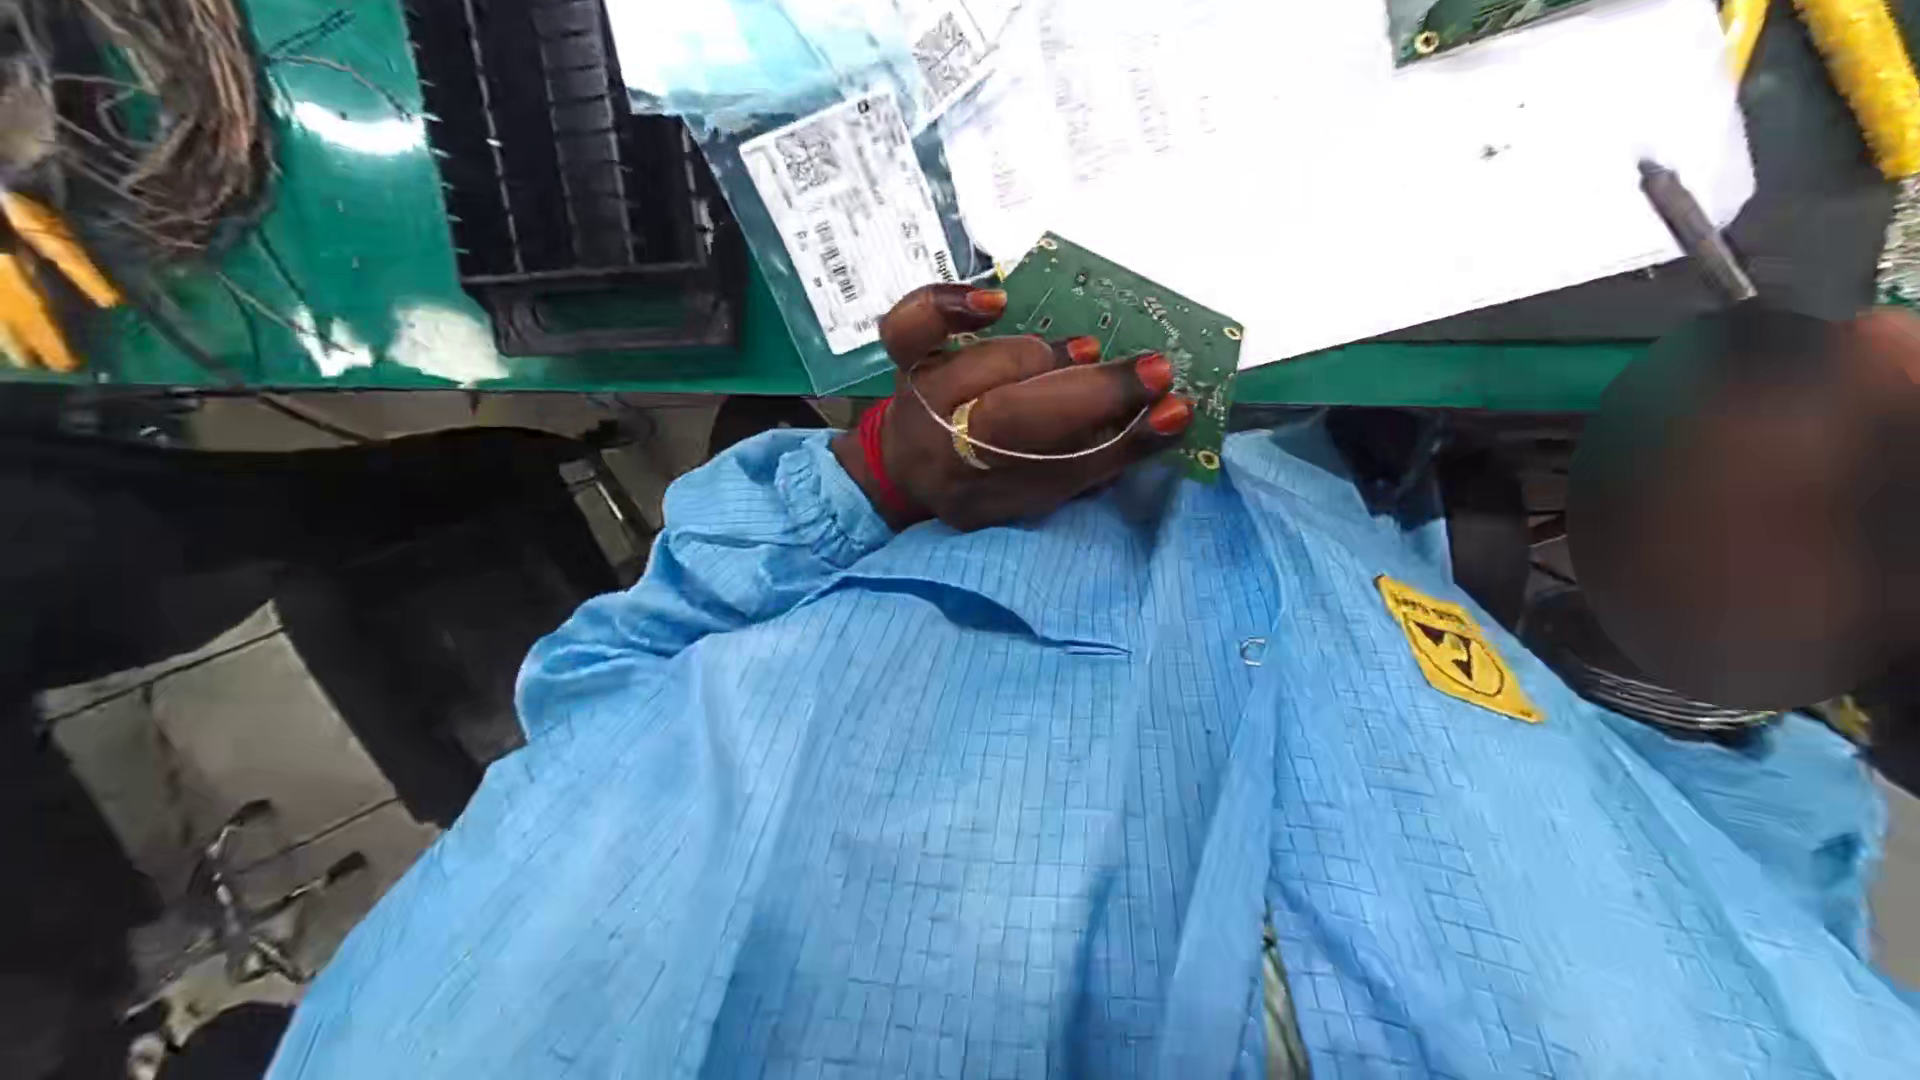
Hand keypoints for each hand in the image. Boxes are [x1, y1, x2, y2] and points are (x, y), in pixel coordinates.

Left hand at [832, 283, 1193, 530]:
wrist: (906, 468)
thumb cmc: (986, 479)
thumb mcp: (1039, 491)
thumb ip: (1099, 459)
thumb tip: (1170, 413)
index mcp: (978, 500)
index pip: (1049, 477)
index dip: (1117, 445)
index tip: (1173, 411)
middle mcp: (941, 456)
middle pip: (1010, 419)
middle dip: (1089, 394)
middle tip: (1149, 372)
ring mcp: (918, 404)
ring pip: (984, 368)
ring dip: (1044, 358)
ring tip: (1083, 354)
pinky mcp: (904, 364)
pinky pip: (910, 328)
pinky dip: (947, 307)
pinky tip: (994, 303)